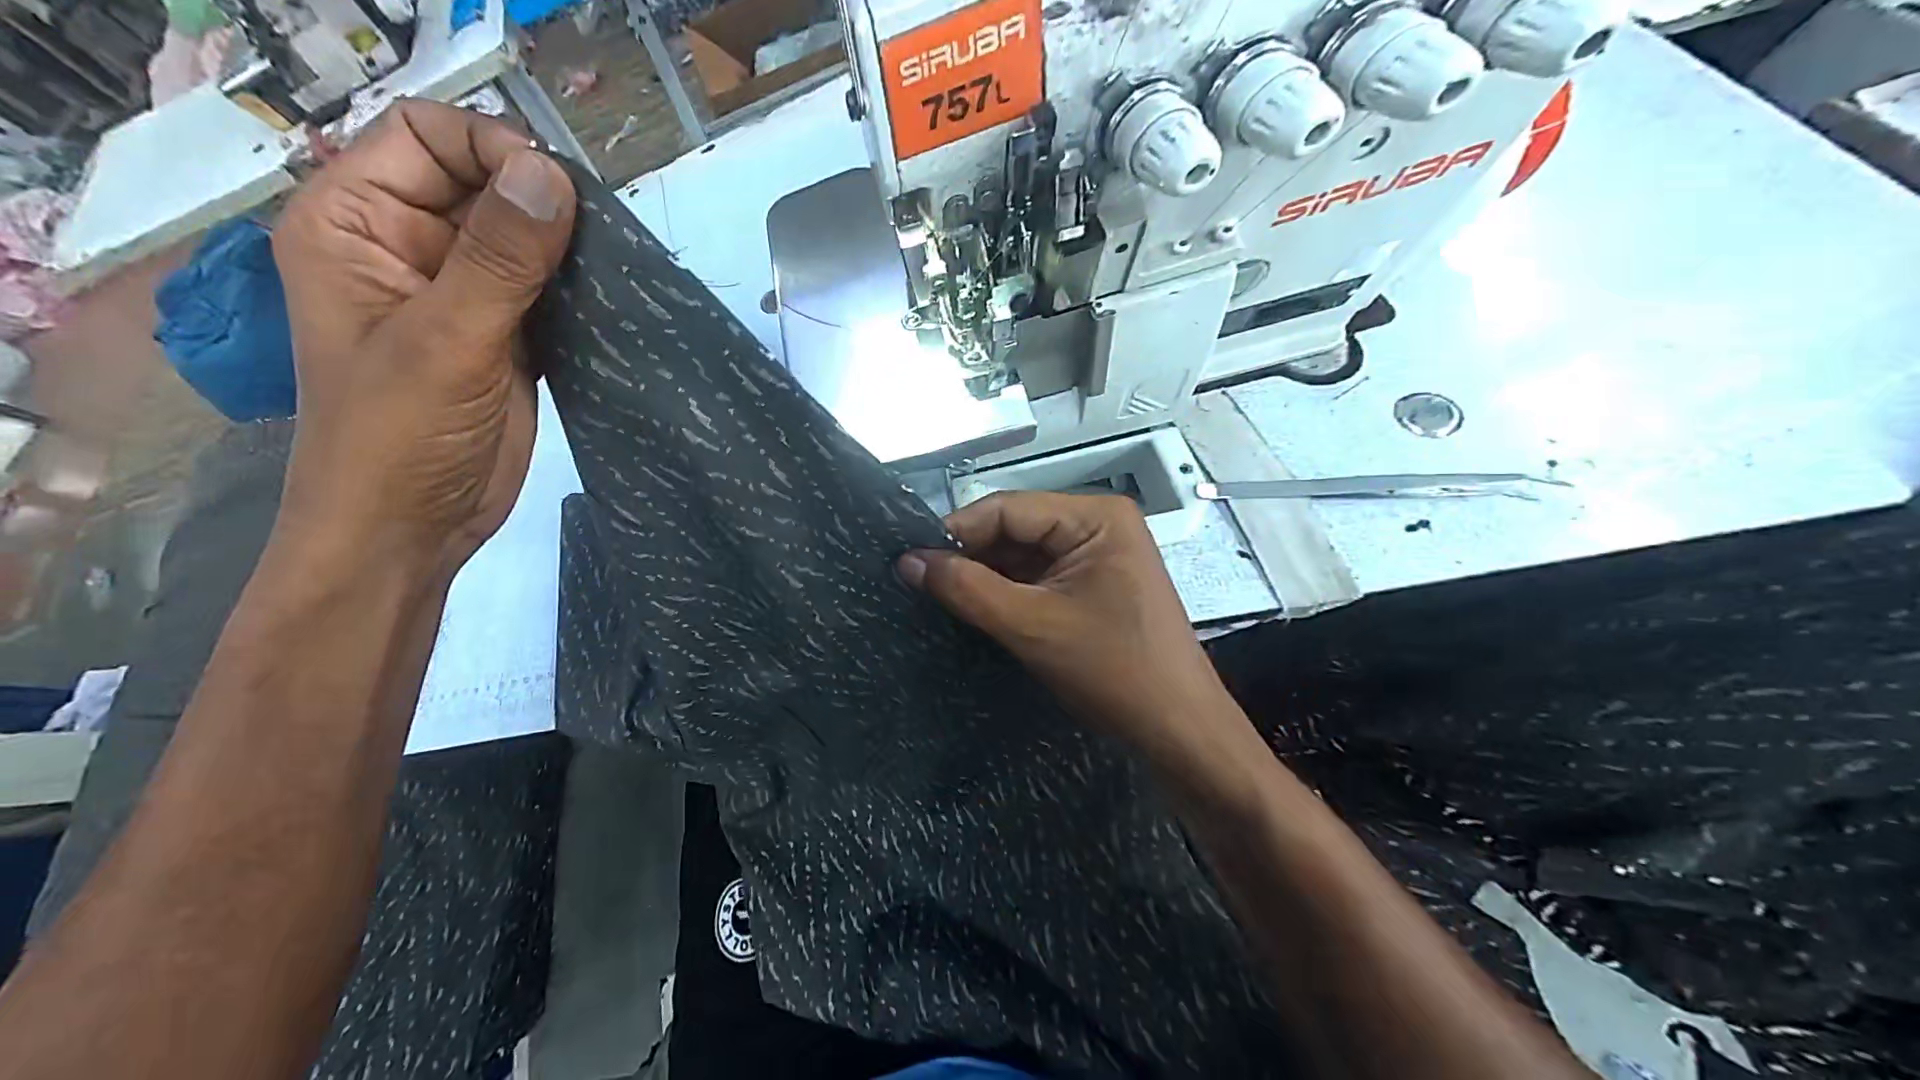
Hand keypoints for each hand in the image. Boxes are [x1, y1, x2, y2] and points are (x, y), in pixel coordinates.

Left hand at [270, 100, 575, 576]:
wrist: (412, 529)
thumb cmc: (398, 437)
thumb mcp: (445, 342)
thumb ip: (499, 259)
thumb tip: (551, 174)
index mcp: (356, 223)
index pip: (426, 137)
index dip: (492, 150)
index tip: (559, 195)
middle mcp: (407, 246)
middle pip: (483, 184)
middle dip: (542, 203)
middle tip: (601, 239)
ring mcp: (461, 294)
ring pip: (524, 239)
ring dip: (569, 249)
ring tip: (614, 271)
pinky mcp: (504, 335)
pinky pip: (546, 290)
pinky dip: (579, 290)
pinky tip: (610, 302)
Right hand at [898, 492, 1239, 760]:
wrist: (1179, 731)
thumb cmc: (1114, 671)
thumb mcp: (1032, 626)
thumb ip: (967, 589)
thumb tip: (907, 561)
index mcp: (1095, 517)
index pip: (1007, 508)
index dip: (956, 532)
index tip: (909, 561)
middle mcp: (1097, 525)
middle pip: (1014, 529)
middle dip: (970, 557)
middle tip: (917, 584)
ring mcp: (1097, 557)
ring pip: (1022, 556)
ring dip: (985, 577)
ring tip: (937, 598)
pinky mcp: (1092, 587)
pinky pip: (1038, 579)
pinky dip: (1006, 594)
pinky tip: (974, 610)